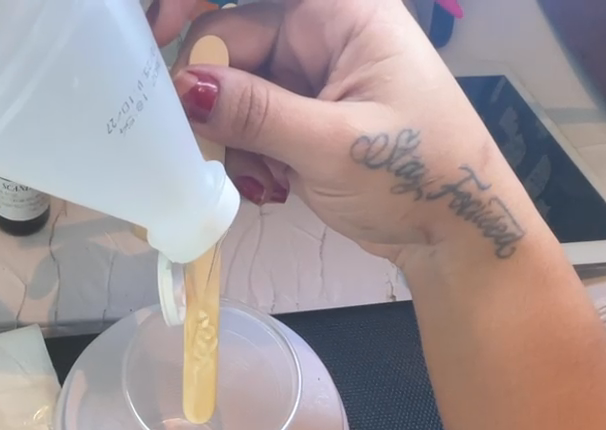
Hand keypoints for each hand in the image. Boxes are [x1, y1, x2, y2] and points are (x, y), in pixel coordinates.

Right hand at [168, 0, 528, 263]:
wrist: (450, 231)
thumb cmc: (414, 174)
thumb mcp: (331, 144)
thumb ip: (256, 114)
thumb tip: (183, 87)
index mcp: (341, 13)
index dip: (197, 1)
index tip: (155, 34)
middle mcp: (321, 36)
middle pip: (235, 48)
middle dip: (219, 103)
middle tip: (213, 149)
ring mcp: (310, 82)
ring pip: (236, 97)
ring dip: (237, 143)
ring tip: (267, 183)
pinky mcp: (302, 122)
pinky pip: (251, 129)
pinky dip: (250, 161)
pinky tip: (274, 189)